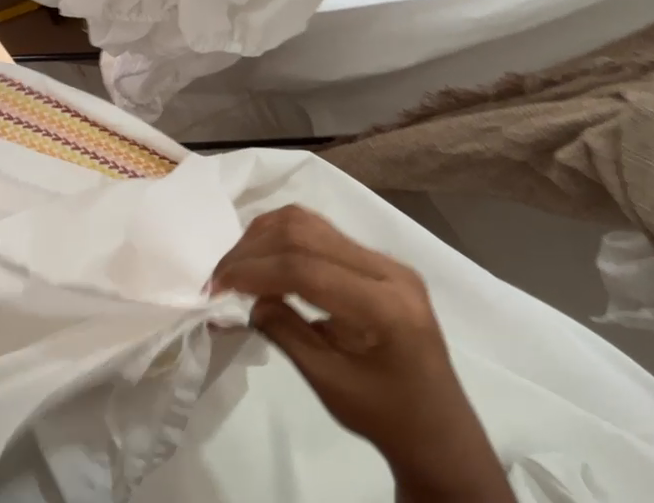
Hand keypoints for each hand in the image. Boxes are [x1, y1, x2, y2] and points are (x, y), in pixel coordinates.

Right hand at [211, 206, 513, 502]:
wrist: (438, 431)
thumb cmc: (385, 414)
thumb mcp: (327, 380)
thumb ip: (282, 329)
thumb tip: (244, 298)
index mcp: (386, 306)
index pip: (303, 267)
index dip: (251, 271)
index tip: (215, 288)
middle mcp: (389, 271)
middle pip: (302, 232)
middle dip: (250, 250)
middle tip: (221, 278)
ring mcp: (384, 262)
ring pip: (306, 222)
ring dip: (261, 239)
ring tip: (238, 268)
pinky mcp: (374, 262)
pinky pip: (317, 231)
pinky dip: (279, 240)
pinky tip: (263, 263)